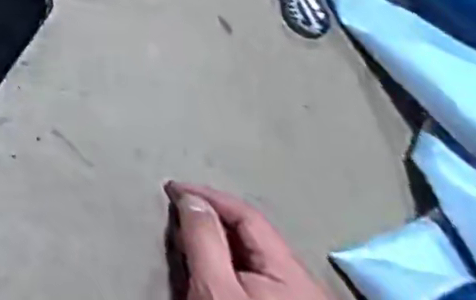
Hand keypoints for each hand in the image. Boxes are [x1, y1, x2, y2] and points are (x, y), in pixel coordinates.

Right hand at [169, 182, 329, 299]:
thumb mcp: (215, 286)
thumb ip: (203, 237)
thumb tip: (190, 198)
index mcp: (292, 273)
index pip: (247, 215)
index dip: (207, 194)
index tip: (169, 188)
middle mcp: (305, 284)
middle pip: (255, 234)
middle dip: (213, 216)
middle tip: (176, 211)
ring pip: (257, 255)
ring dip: (220, 238)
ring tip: (188, 234)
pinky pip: (260, 274)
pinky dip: (231, 260)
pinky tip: (211, 264)